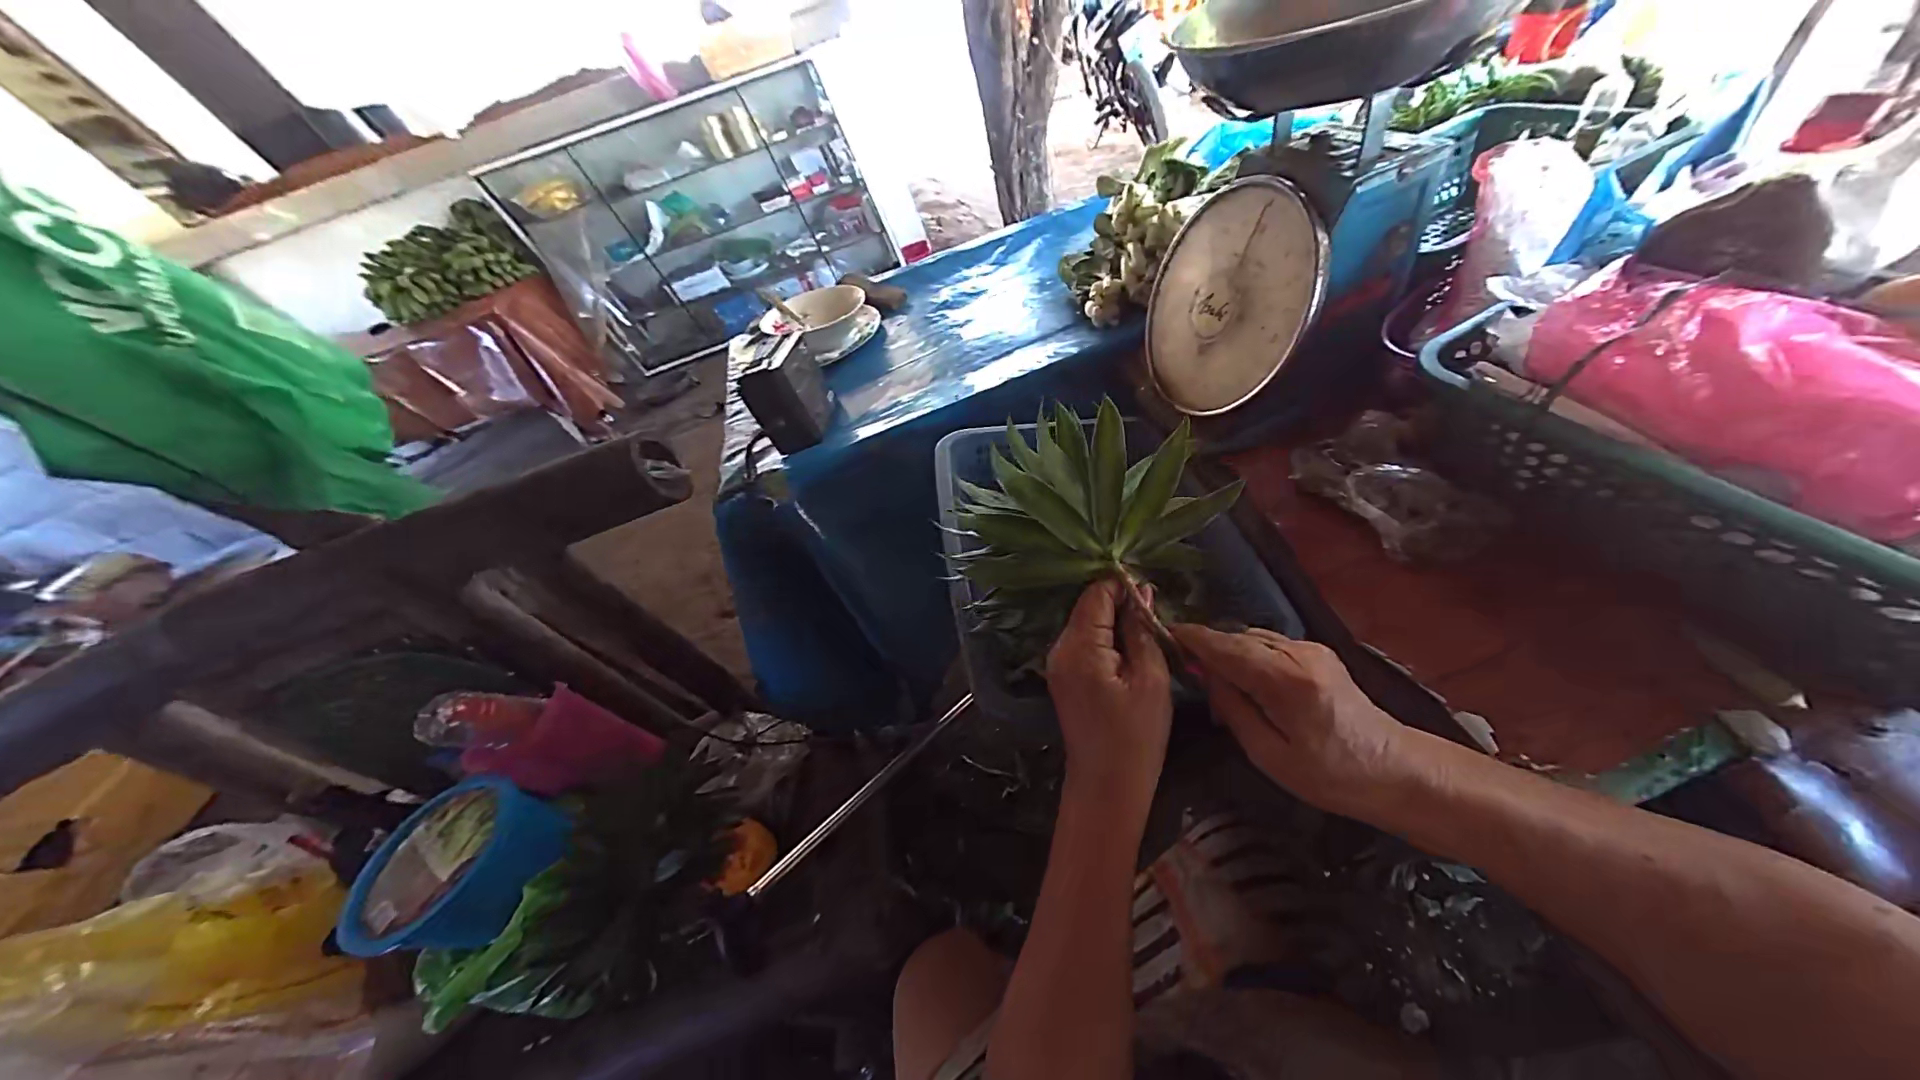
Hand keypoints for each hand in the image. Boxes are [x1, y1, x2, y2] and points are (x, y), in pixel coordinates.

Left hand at [1046, 579, 1172, 810]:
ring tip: (1149, 632)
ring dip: (1115, 622)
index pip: (1096, 595)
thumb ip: (1142, 631)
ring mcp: (1057, 664)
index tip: (1153, 590)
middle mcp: (1059, 648)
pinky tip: (1130, 651)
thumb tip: (1141, 594)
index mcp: (1078, 646)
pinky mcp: (1063, 677)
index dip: (1123, 585)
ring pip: (1087, 625)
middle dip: (1120, 603)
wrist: (1106, 787)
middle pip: (1088, 608)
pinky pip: (1084, 644)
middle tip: (1157, 613)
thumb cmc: (1136, 736)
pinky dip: (1106, 640)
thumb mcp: (1150, 679)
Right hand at [1170, 625, 1409, 816]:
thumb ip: (1234, 709)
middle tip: (1189, 675)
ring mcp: (1311, 649)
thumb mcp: (1269, 754)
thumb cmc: (1331, 775)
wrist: (1397, 770)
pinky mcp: (1317, 652)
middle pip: (1237, 638)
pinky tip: (1247, 683)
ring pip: (1252, 638)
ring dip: (1229, 653)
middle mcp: (1299, 653)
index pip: (1226, 647)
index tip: (1163, 634)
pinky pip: (1269, 645)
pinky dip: (1248, 656)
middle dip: (1208, 649)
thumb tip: (1206, 674)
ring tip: (1219, 686)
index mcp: (1286, 681)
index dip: (1192, 638)